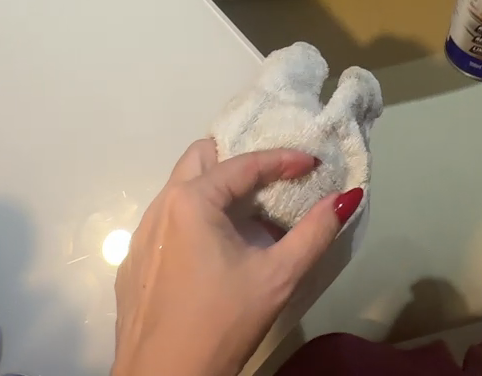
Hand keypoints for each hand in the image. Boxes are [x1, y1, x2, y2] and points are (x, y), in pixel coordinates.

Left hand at [113, 139, 361, 375]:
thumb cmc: (222, 324)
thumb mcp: (277, 278)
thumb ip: (315, 233)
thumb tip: (347, 197)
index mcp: (192, 200)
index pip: (244, 163)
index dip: (283, 159)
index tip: (311, 163)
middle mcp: (161, 205)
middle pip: (201, 156)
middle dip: (238, 156)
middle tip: (271, 175)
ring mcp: (142, 233)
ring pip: (181, 187)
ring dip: (215, 187)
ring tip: (249, 210)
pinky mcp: (134, 262)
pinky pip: (167, 220)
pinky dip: (194, 218)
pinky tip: (215, 250)